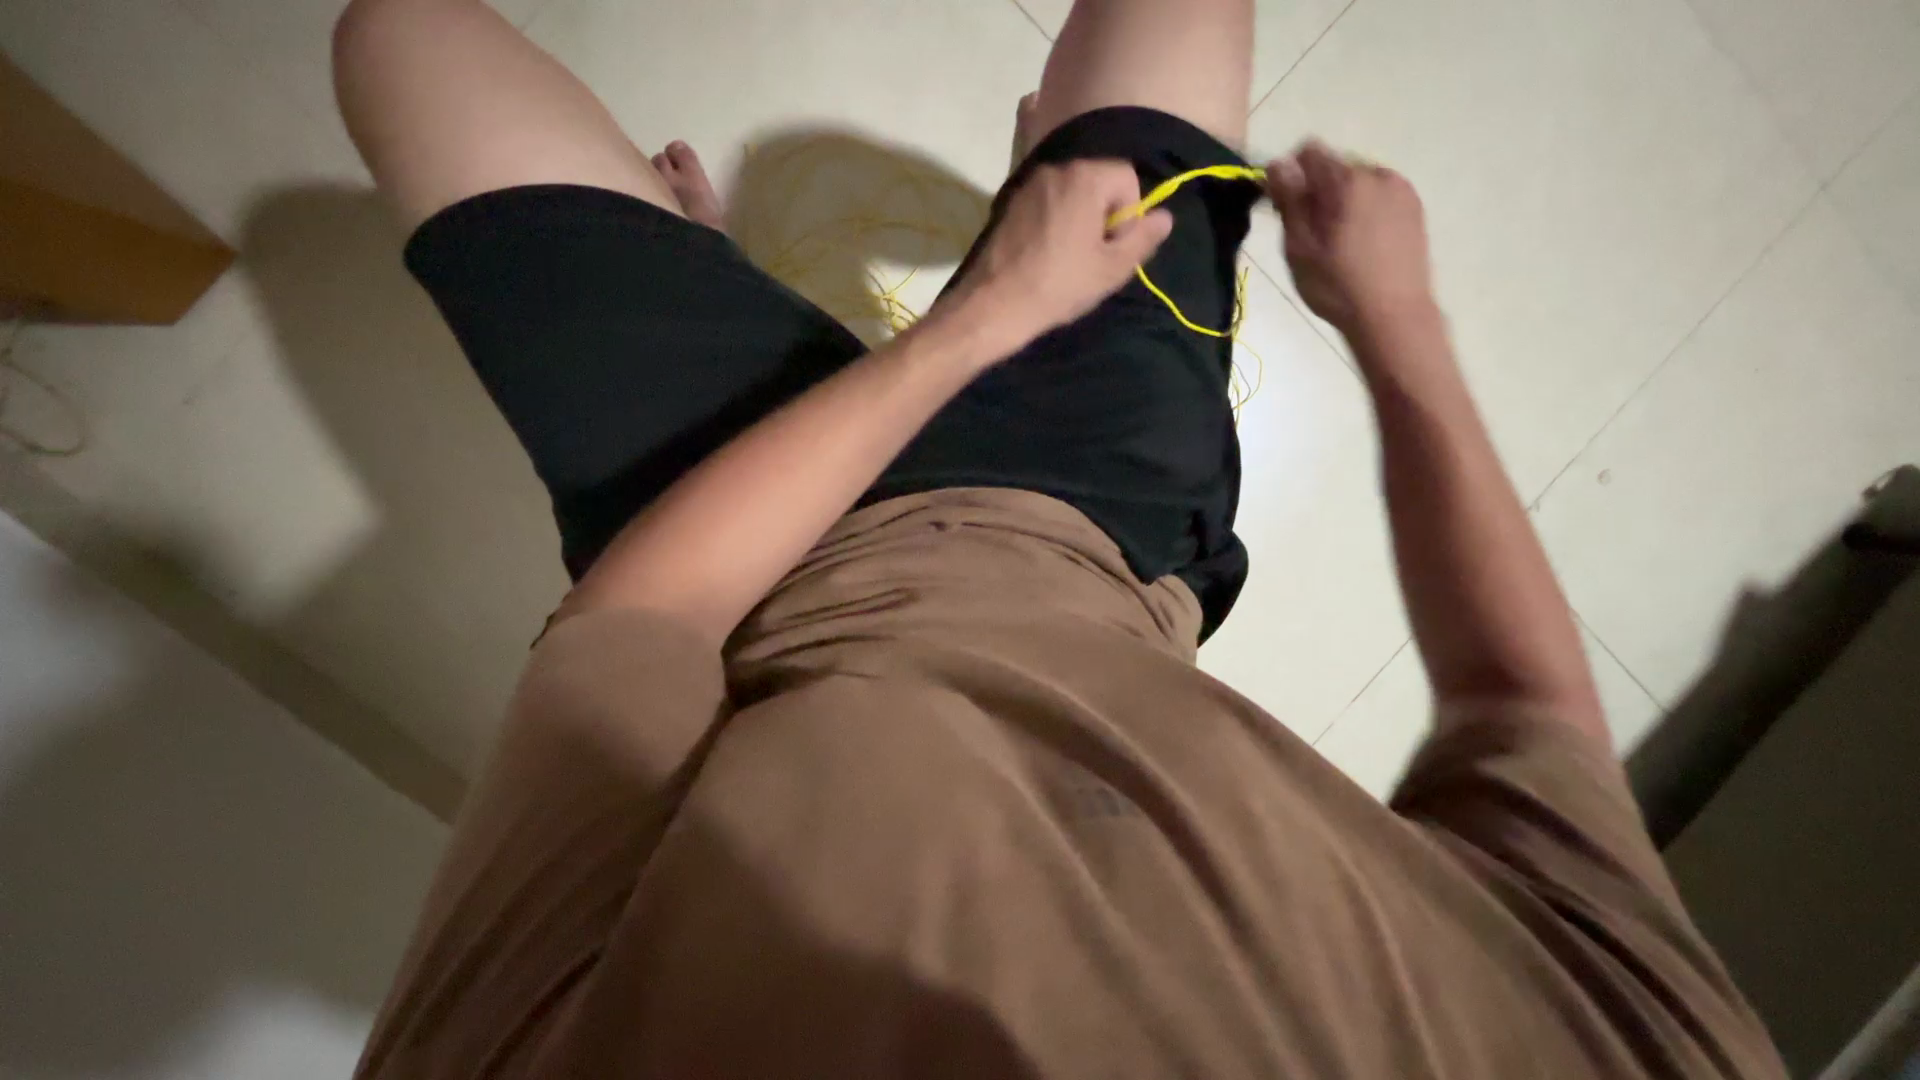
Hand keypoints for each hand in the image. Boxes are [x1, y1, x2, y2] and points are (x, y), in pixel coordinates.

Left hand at [946, 159, 1173, 349]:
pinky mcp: (1008, 205)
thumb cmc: (1060, 285)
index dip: (1129, 215)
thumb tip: (1165, 217)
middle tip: (1093, 258)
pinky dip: (1054, 225)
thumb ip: (1143, 239)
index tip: (1113, 248)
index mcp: (1086, 176)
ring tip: (1068, 261)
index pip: (1127, 178)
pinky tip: (1045, 259)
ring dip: (1079, 222)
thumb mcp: (1112, 268)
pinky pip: (1046, 206)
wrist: (994, 304)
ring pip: (1071, 195)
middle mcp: (1056, 170)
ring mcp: (1028, 186)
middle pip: (1098, 183)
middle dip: (1104, 216)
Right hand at [1267, 141, 1435, 334]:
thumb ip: (1290, 200)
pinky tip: (1362, 244)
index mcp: (1346, 181)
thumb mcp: (1299, 247)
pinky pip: (1380, 196)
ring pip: (1359, 181)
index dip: (1292, 175)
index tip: (1286, 208)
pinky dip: (1366, 210)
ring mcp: (1401, 190)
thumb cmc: (1336, 286)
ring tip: (1340, 242)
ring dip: (1344, 201)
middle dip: (1319, 190)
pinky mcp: (1415, 208)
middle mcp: (1378, 174)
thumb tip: (1279, 163)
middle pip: (1336, 166)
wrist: (1393, 315)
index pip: (1310, 152)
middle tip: (1313, 234)